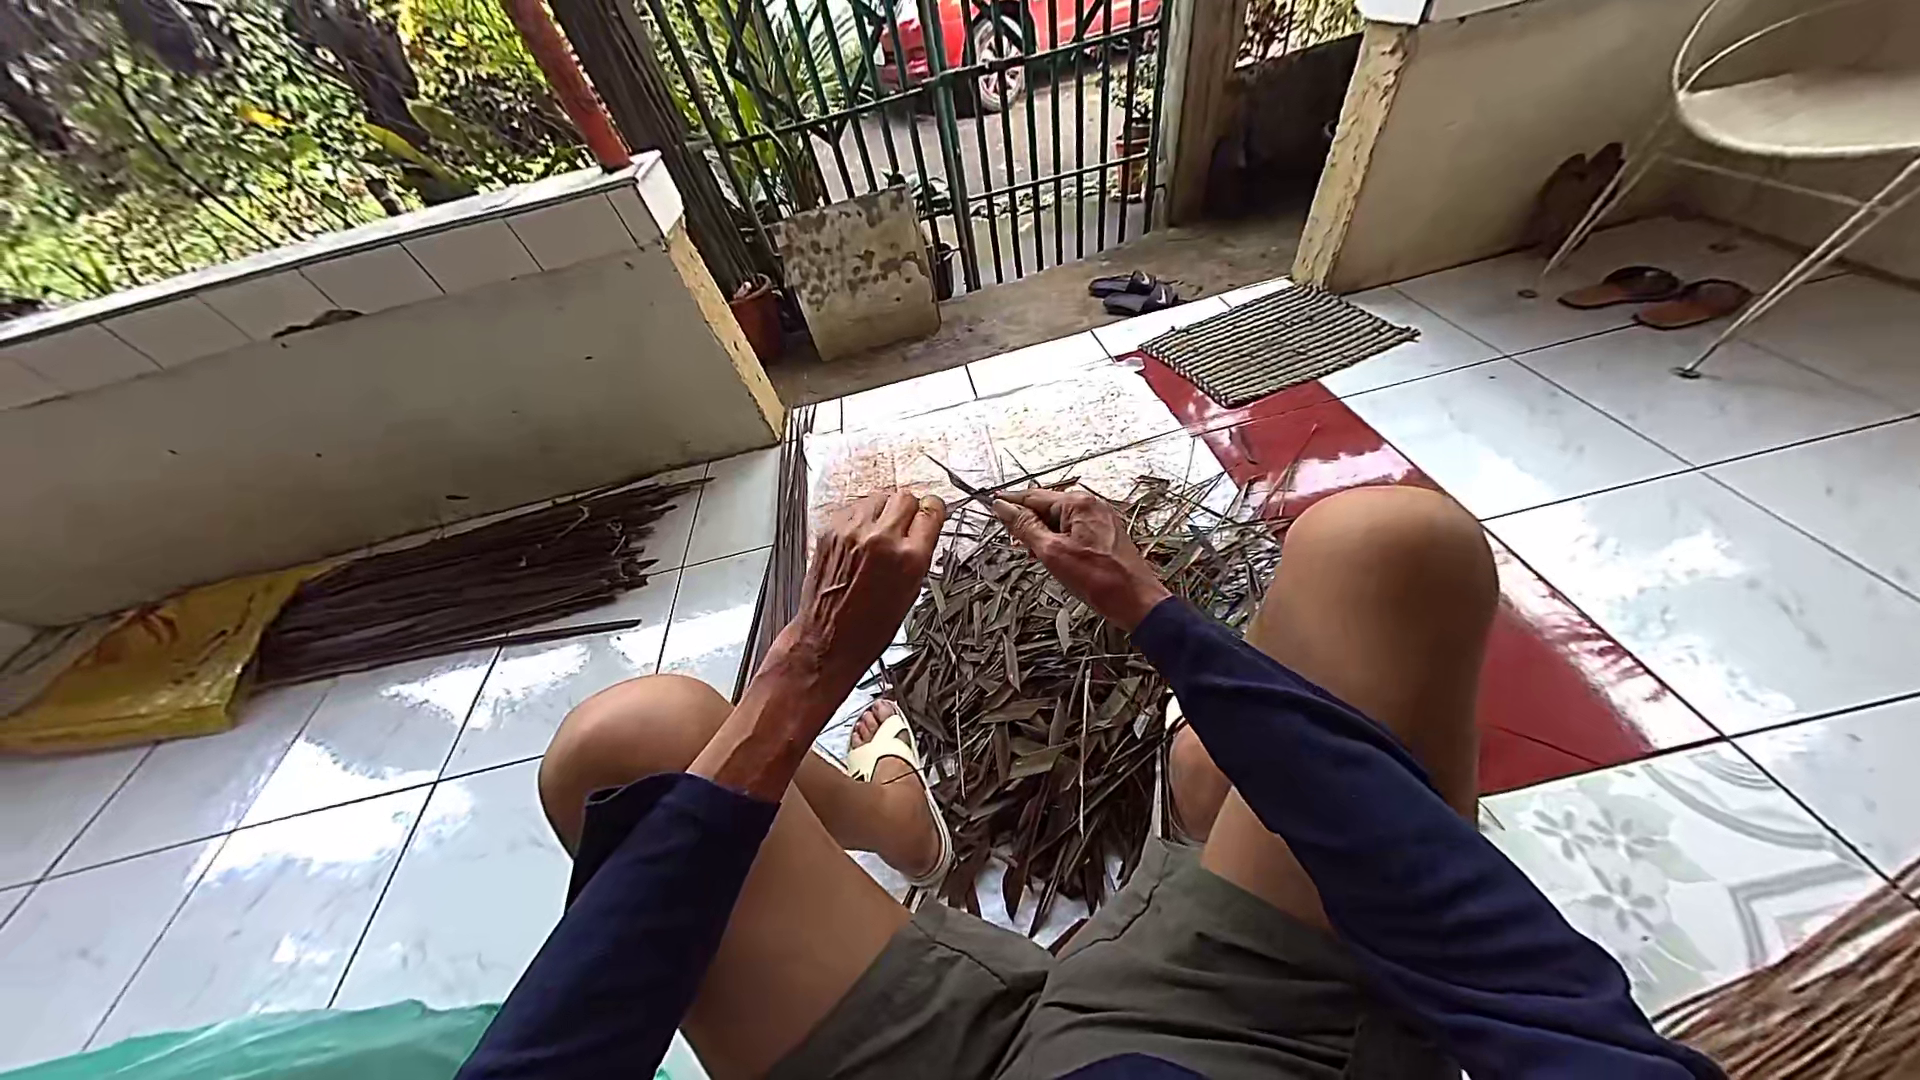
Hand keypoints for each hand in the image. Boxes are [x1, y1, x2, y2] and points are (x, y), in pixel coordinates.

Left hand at [698, 491, 945, 799]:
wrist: (827, 638)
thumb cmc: (870, 626)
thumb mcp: (911, 590)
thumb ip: (919, 552)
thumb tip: (925, 525)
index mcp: (909, 558)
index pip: (931, 510)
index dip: (932, 511)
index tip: (931, 513)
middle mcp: (881, 539)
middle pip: (905, 497)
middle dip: (909, 509)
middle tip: (905, 525)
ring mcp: (852, 532)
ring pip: (879, 497)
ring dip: (884, 510)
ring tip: (881, 532)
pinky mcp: (831, 531)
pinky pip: (855, 508)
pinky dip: (861, 518)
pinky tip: (861, 539)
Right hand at [992, 488, 1170, 630]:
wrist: (1136, 602)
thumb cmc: (1101, 580)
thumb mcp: (1052, 553)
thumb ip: (1025, 527)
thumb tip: (1003, 508)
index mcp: (1080, 504)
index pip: (1034, 496)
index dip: (1011, 503)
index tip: (992, 505)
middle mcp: (1092, 506)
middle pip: (1047, 507)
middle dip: (1029, 525)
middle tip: (1017, 543)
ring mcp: (1101, 520)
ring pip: (1059, 521)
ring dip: (1043, 536)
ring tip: (1039, 557)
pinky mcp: (1105, 536)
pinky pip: (1073, 531)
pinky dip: (1059, 542)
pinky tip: (1056, 560)